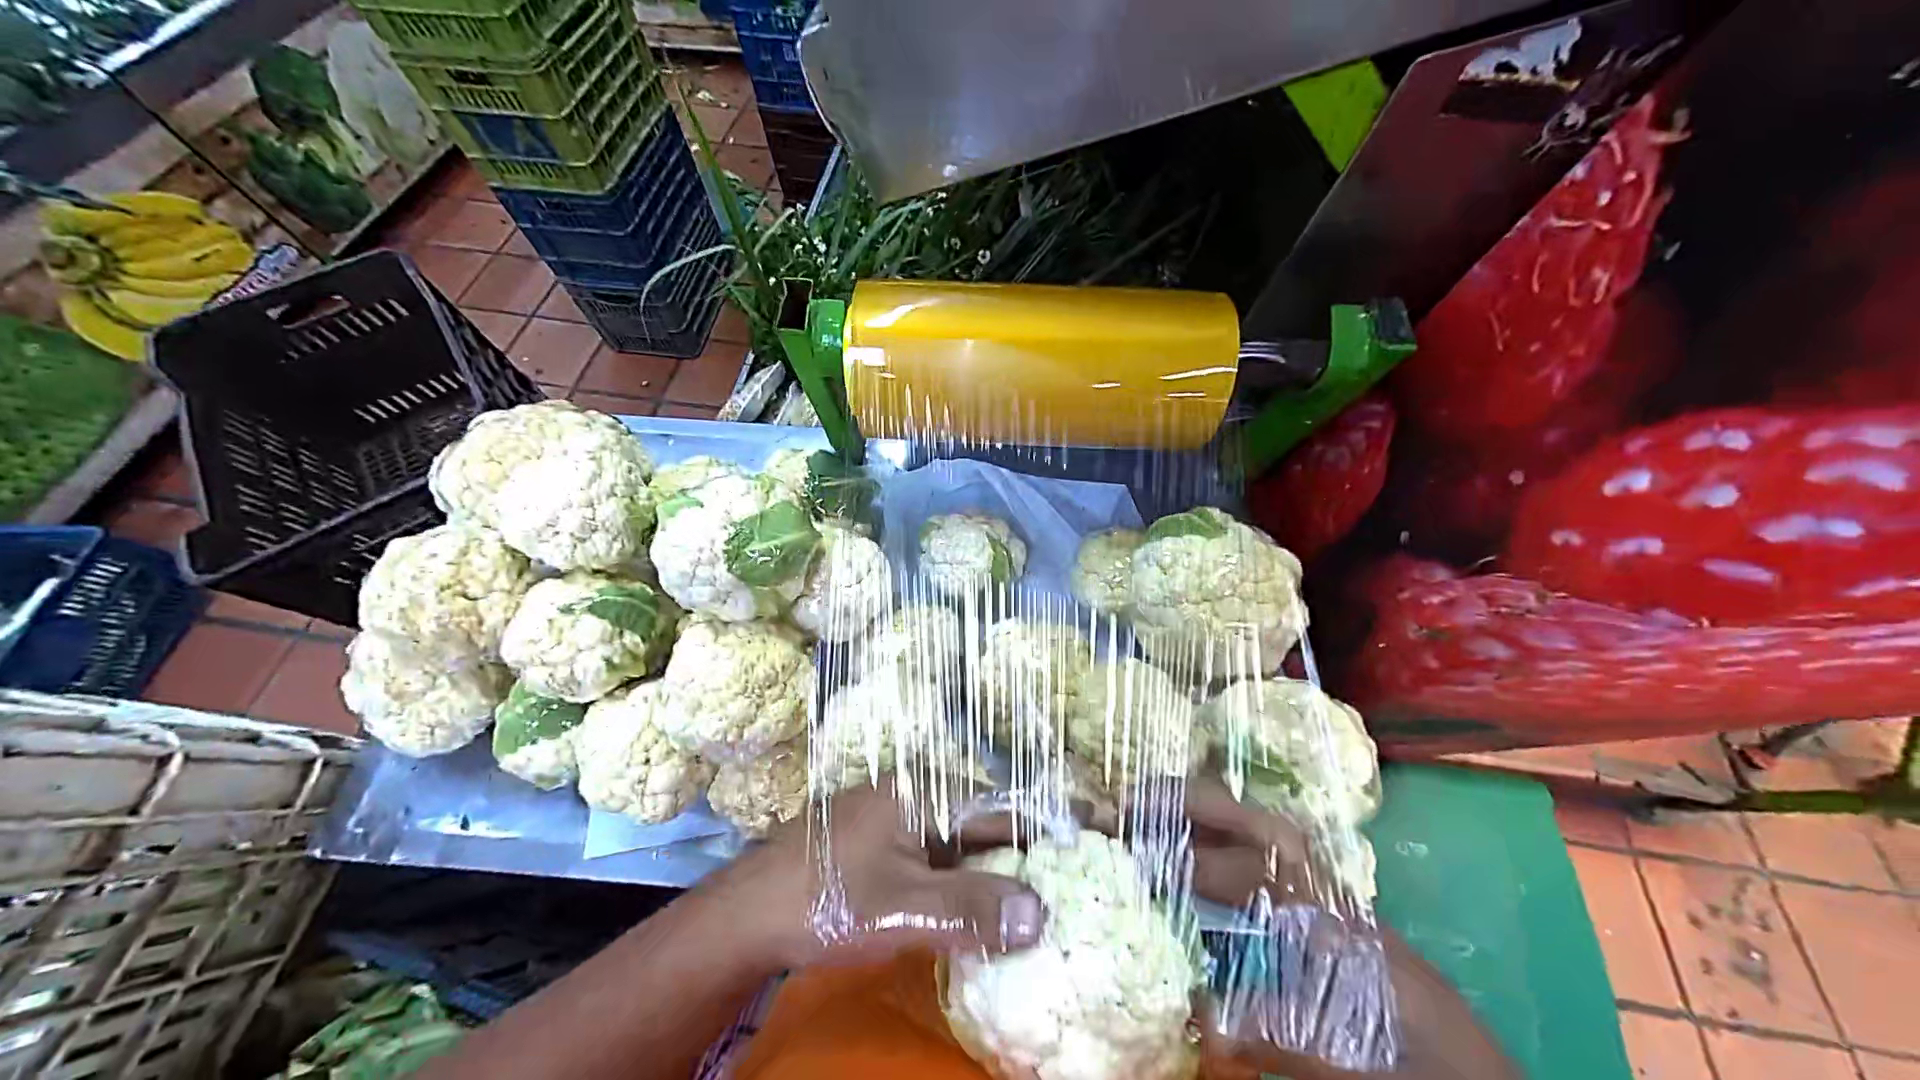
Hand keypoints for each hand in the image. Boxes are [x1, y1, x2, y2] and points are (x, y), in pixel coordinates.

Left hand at [721, 782, 1046, 969]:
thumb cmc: (828, 898)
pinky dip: (964, 885)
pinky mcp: (880, 849)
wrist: (746, 915)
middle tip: (1073, 886)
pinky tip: (980, 914)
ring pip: (961, 847)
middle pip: (984, 826)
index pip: (1002, 808)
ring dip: (995, 876)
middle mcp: (913, 796)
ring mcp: (895, 822)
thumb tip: (1041, 913)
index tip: (1098, 834)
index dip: (1049, 825)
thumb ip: (973, 908)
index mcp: (924, 792)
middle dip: (1026, 855)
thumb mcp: (905, 907)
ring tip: (1038, 904)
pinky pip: (937, 862)